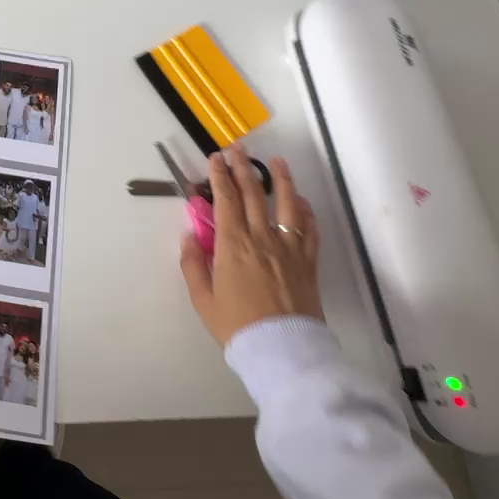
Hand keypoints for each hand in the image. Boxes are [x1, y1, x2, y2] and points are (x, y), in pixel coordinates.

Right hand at [179, 146, 322, 346]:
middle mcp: (262, 239)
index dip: (220, 176)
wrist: (282, 350)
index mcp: (233, 245)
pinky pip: (309, 230)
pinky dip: (306, 212)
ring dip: (282, 180)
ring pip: (286, 205)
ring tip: (278, 162)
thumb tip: (189, 236)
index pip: (226, 200)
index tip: (216, 158)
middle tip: (239, 148)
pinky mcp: (308, 263)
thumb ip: (193, 264)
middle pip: (254, 195)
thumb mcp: (202, 298)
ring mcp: (288, 249)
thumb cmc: (236, 325)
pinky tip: (302, 202)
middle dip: (244, 168)